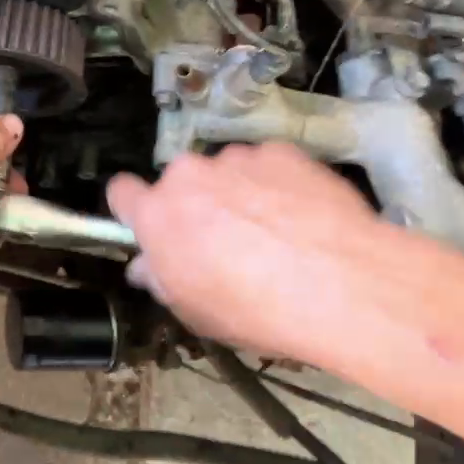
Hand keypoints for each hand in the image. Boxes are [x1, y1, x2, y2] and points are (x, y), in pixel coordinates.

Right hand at [106, 143, 388, 360]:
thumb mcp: (196, 312)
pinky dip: (278, 184)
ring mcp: (236, 157)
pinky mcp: (280, 150)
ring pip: (226, 172)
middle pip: (181, 182)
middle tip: (226, 241)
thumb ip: (161, 280)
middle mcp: (189, 174)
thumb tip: (146, 266)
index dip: (134, 209)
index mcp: (158, 214)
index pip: (120, 191)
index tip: (152, 227)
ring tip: (276, 232)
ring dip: (238, 193)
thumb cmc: (257, 309)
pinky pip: (268, 165)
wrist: (342, 284)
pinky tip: (303, 217)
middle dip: (196, 205)